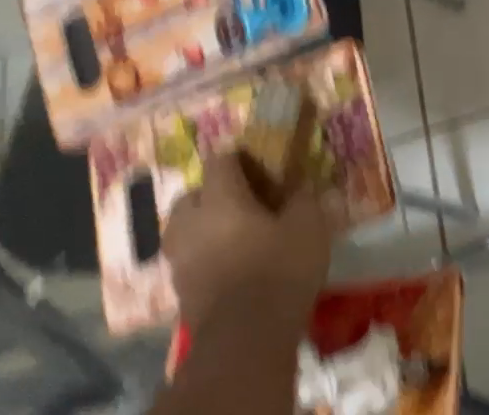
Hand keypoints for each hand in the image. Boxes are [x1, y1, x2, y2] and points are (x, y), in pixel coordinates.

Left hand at [163, 153, 331, 328]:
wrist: (246, 332)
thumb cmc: (280, 267)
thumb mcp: (309, 225)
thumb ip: (304, 199)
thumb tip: (301, 185)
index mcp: (221, 200)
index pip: (219, 163)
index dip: (238, 156)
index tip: (259, 158)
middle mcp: (192, 223)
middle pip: (191, 194)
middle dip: (213, 190)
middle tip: (245, 196)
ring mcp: (180, 257)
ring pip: (183, 226)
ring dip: (203, 220)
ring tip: (235, 227)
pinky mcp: (179, 285)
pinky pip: (187, 253)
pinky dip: (203, 248)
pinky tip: (230, 256)